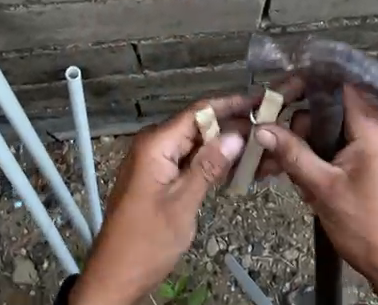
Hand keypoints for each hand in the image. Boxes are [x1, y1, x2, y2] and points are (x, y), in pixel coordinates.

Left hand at [71, 92, 252, 304]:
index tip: (258, 100)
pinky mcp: (154, 177)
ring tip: (254, 145)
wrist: (114, 277)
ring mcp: (152, 161)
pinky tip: (230, 166)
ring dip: (219, 145)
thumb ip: (208, 167)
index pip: (198, 112)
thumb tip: (236, 135)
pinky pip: (184, 160)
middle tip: (263, 127)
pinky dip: (206, 162)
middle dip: (228, 125)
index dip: (229, 104)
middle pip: (196, 125)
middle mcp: (152, 144)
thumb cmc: (147, 242)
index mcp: (155, 144)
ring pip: (192, 143)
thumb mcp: (183, 204)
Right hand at [252, 85, 377, 304]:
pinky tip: (294, 172)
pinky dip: (313, 152)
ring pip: (325, 124)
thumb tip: (261, 128)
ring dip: (301, 140)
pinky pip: (333, 141)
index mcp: (369, 124)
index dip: (304, 81)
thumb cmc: (365, 224)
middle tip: (269, 133)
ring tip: (277, 162)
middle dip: (296, 118)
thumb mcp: (323, 188)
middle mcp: (372, 124)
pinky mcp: (364, 157)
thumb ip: (292, 153)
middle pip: (326, 103)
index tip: (276, 92)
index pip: (335, 81)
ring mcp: (368, 141)